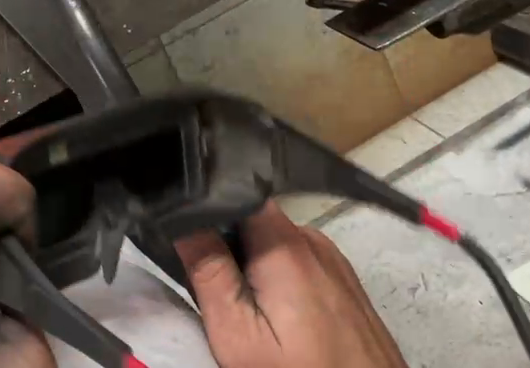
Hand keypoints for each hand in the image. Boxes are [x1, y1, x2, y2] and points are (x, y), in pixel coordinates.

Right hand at [178, 202, 406, 367]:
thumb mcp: (237, 336)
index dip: (205, 206)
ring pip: (274, 244)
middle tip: (215, 290)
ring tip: (249, 313)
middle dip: (227, 245)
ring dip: (253, 266)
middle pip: (252, 220)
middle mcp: (313, 240)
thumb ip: (208, 271)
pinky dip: (279, 282)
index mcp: (285, 242)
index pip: (235, 193)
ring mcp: (335, 263)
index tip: (188, 237)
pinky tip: (280, 322)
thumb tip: (181, 216)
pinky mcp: (347, 288)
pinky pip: (299, 265)